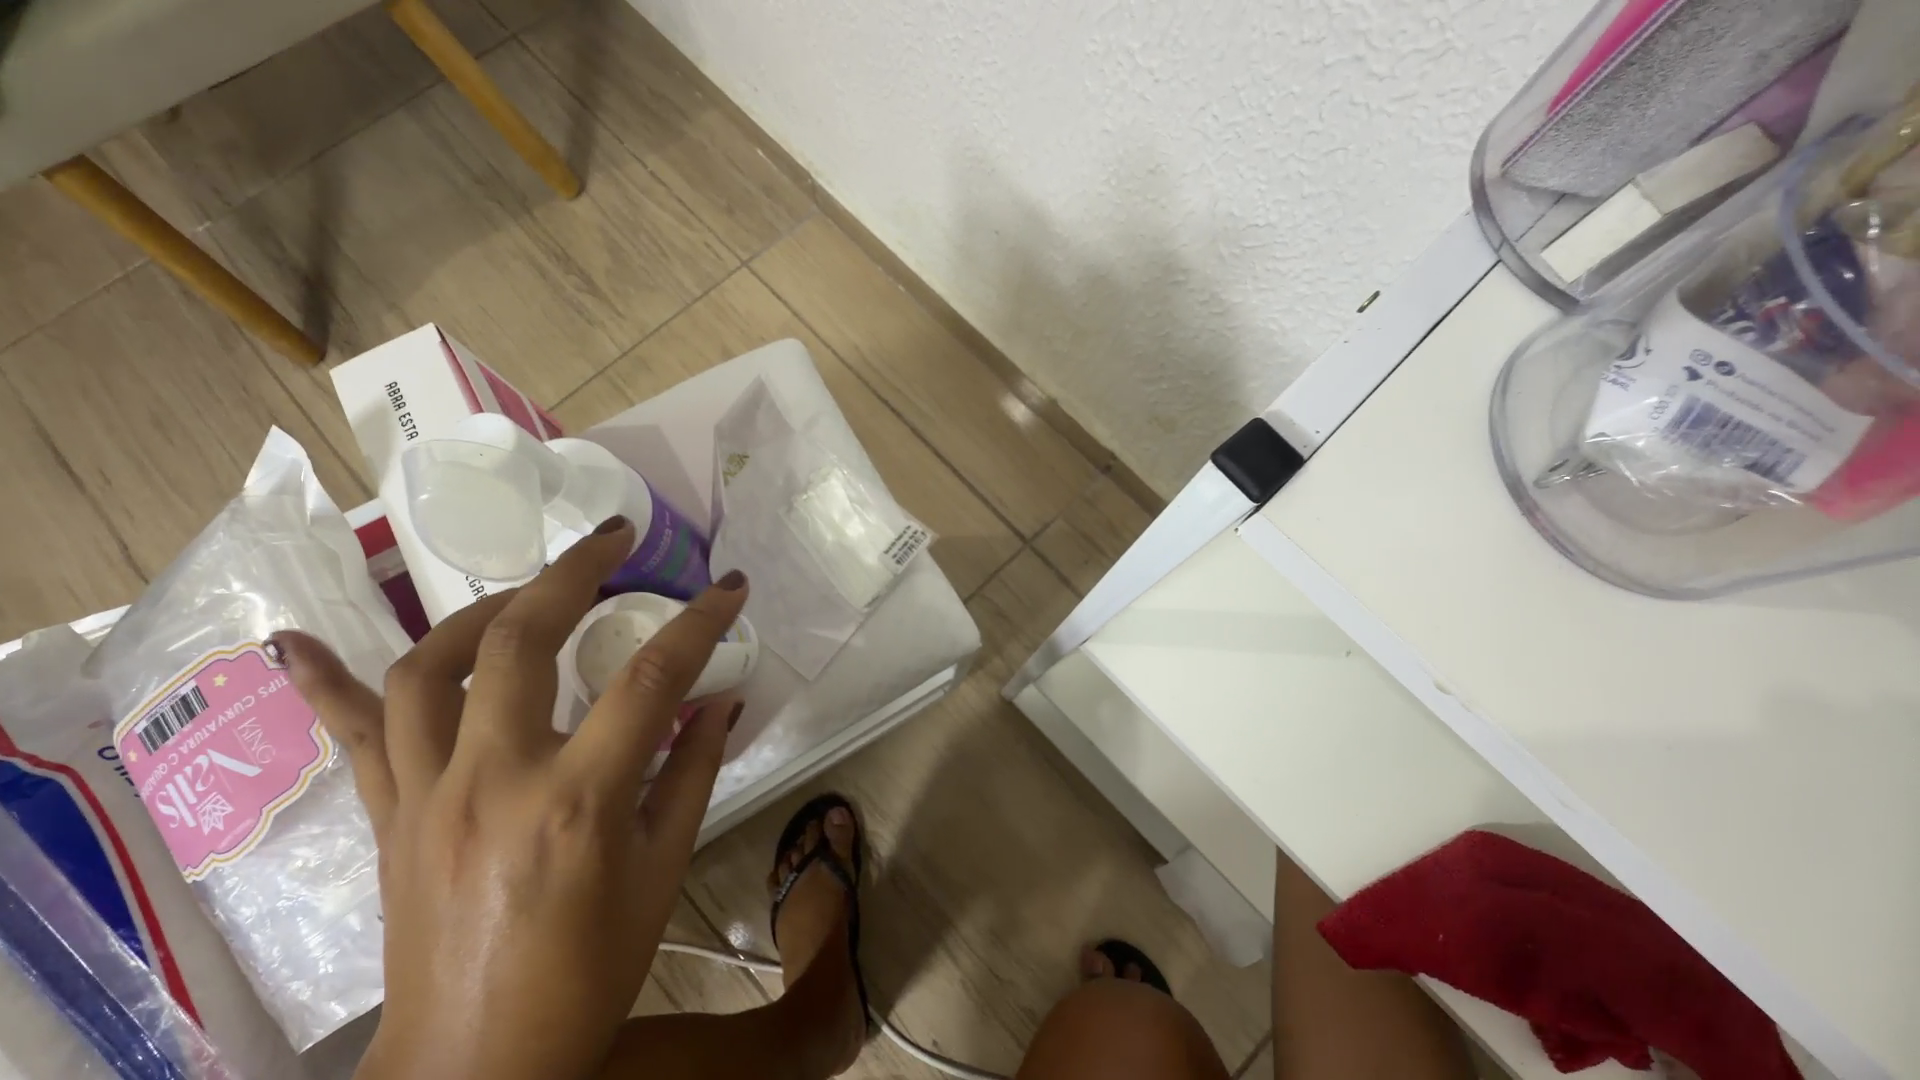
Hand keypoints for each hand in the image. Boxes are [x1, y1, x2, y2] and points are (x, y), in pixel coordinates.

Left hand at [270, 520, 746, 1079]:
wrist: (478, 1059)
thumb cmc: (589, 972)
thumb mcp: (662, 872)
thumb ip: (691, 772)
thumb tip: (721, 698)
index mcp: (578, 801)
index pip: (650, 679)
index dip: (699, 622)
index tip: (729, 588)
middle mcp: (493, 778)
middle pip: (521, 640)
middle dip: (575, 572)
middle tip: (615, 539)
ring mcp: (425, 792)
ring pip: (429, 665)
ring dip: (480, 609)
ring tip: (524, 594)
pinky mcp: (388, 813)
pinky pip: (351, 732)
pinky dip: (322, 679)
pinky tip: (294, 638)